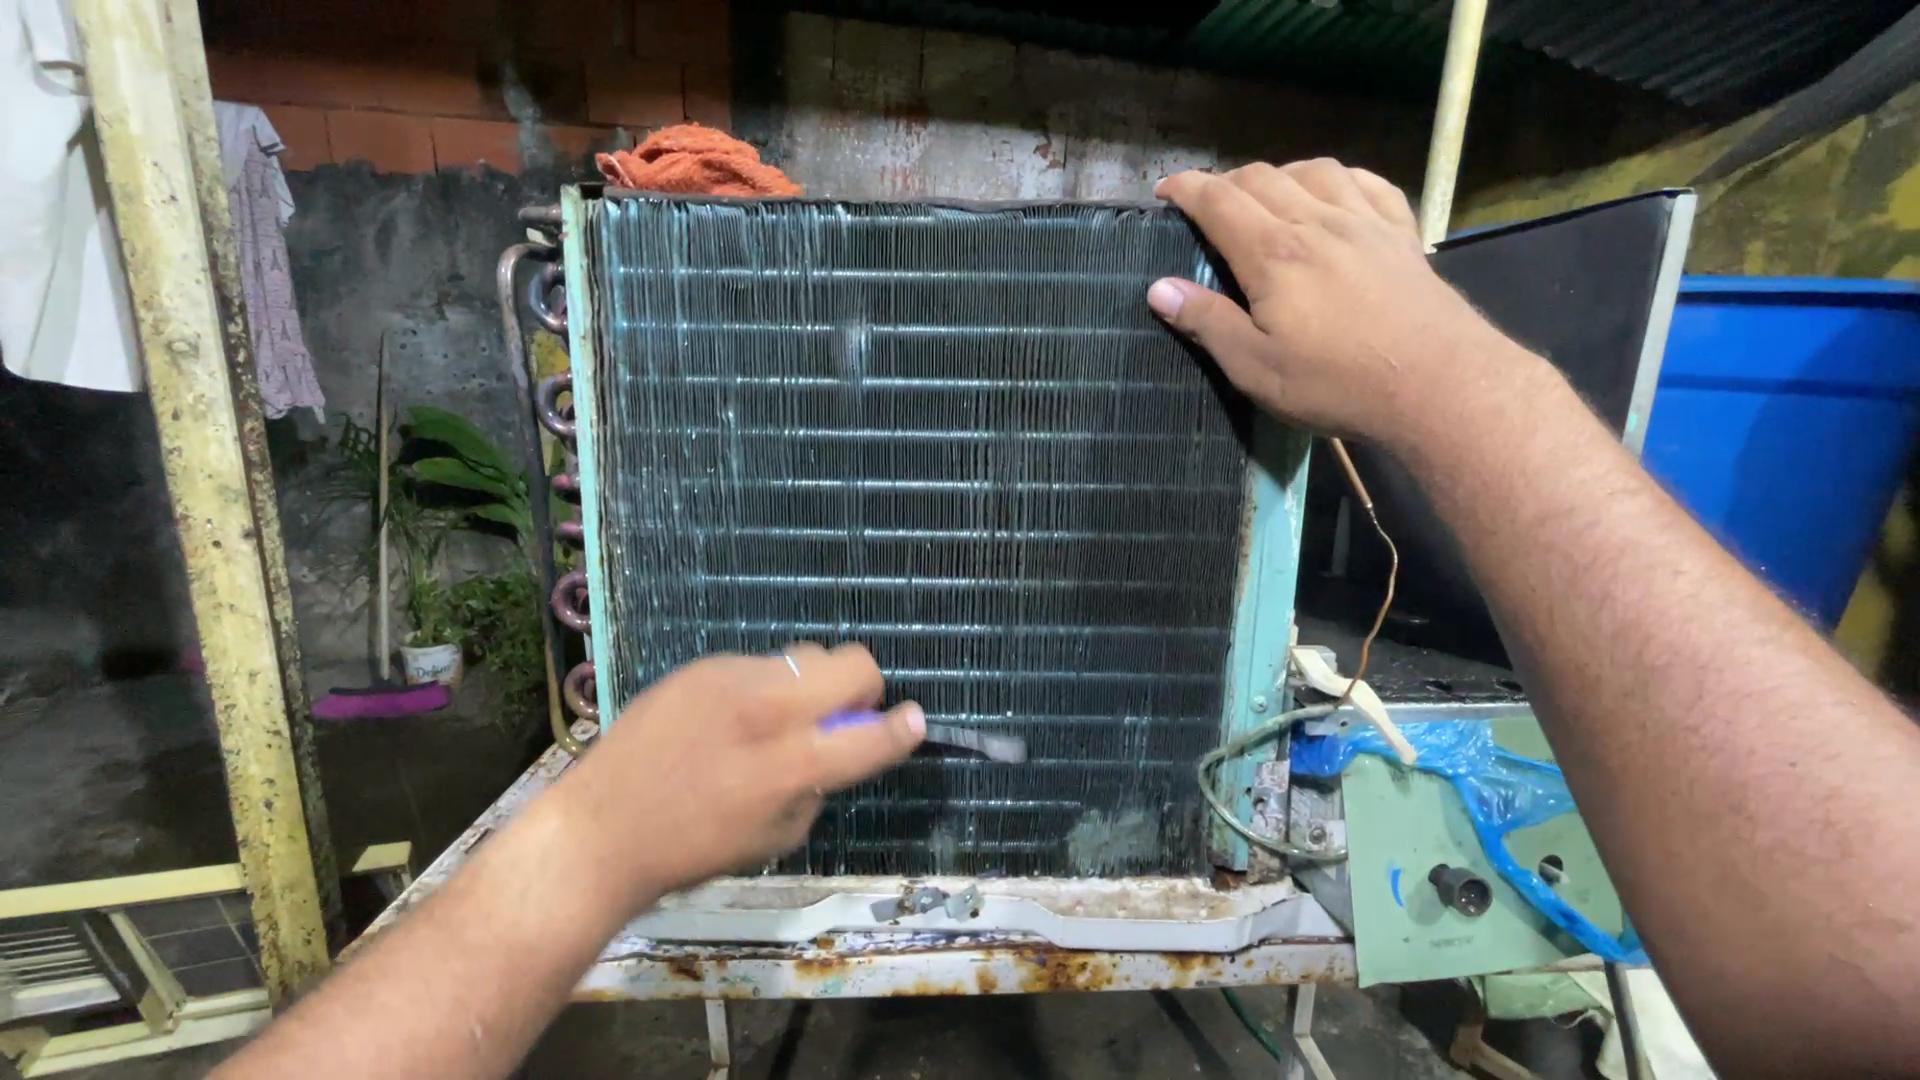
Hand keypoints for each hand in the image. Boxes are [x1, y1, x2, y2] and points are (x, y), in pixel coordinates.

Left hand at [556, 643, 923, 912]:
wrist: (600, 828)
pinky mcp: (702, 666)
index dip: (904, 728)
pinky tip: (728, 720)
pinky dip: (763, 689)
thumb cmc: (692, 850)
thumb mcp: (773, 838)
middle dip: (862, 688)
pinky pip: (758, 666)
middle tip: (840, 716)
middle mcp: (768, 709)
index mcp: (789, 765)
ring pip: (805, 657)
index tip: (913, 722)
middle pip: (852, 662)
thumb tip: (836, 749)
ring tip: (775, 719)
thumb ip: (817, 786)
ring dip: (809, 686)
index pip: (872, 736)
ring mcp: (732, 678)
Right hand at [1148, 159, 1528, 447]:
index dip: (1186, 189)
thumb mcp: (1254, 367)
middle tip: (1206, 203)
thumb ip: (1207, 322)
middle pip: (1262, 178)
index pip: (1219, 202)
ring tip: (1264, 193)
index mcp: (1274, 254)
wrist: (1436, 385)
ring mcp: (1365, 223)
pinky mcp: (1402, 235)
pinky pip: (1367, 183)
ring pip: (1315, 170)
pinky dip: (1337, 177)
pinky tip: (1332, 190)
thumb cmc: (1334, 382)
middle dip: (1225, 182)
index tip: (1164, 189)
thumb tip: (1159, 289)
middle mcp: (1317, 222)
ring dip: (1279, 173)